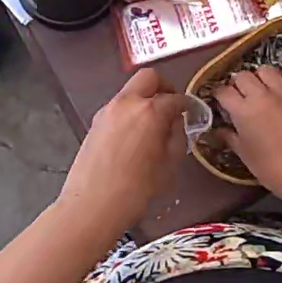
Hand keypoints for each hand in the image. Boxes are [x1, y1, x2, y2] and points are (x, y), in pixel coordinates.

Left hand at [58, 68, 188, 229]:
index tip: (190, 112)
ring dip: (144, 99)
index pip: (175, 98)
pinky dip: (129, 112)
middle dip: (163, 87)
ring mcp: (107, 110)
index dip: (186, 104)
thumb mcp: (169, 166)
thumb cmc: (136, 190)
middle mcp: (127, 103)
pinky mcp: (95, 122)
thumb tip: (175, 123)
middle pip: (148, 78)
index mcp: (150, 111)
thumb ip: (176, 137)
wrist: (92, 205)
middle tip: (170, 106)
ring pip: (130, 91)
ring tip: (151, 125)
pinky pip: (118, 107)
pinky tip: (133, 136)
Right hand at [214, 67, 281, 198]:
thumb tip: (219, 129)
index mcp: (243, 111)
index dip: (219, 95)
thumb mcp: (243, 153)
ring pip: (266, 70)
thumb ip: (229, 137)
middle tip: (240, 96)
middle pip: (242, 76)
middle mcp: (262, 96)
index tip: (220, 101)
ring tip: (261, 88)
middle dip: (237, 84)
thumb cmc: (270, 168)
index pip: (223, 92)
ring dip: (259, 78)